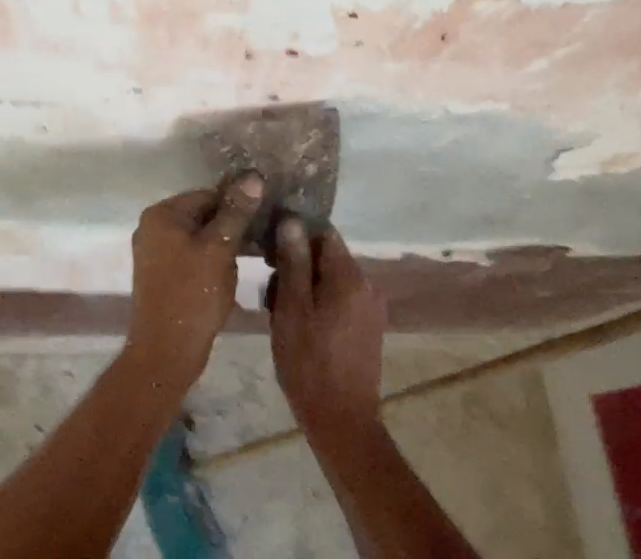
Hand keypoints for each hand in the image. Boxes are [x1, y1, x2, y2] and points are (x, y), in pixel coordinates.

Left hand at [124, 173, 262, 388]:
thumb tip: (254, 176)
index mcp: (162, 215)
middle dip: (235, 225)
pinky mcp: (165, 275)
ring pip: (202, 237)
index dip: (239, 204)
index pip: (209, 195)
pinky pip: (195, 256)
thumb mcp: (220, 249)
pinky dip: (215, 260)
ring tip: (259, 253)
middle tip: (267, 236)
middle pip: (204, 215)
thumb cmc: (192, 295)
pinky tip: (238, 271)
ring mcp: (157, 253)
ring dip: (228, 244)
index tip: (268, 216)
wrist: (166, 350)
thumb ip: (236, 212)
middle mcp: (154, 228)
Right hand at [270, 219, 386, 439]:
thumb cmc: (309, 363)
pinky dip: (318, 304)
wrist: (342, 420)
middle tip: (269, 292)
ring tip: (280, 314)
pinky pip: (339, 300)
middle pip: (327, 256)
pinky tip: (299, 327)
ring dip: (305, 287)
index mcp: (349, 276)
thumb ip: (293, 263)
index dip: (295, 235)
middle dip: (297, 265)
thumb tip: (292, 220)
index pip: (324, 233)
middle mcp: (367, 284)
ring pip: (331, 280)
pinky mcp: (367, 327)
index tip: (270, 251)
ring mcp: (370, 308)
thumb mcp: (292, 310)